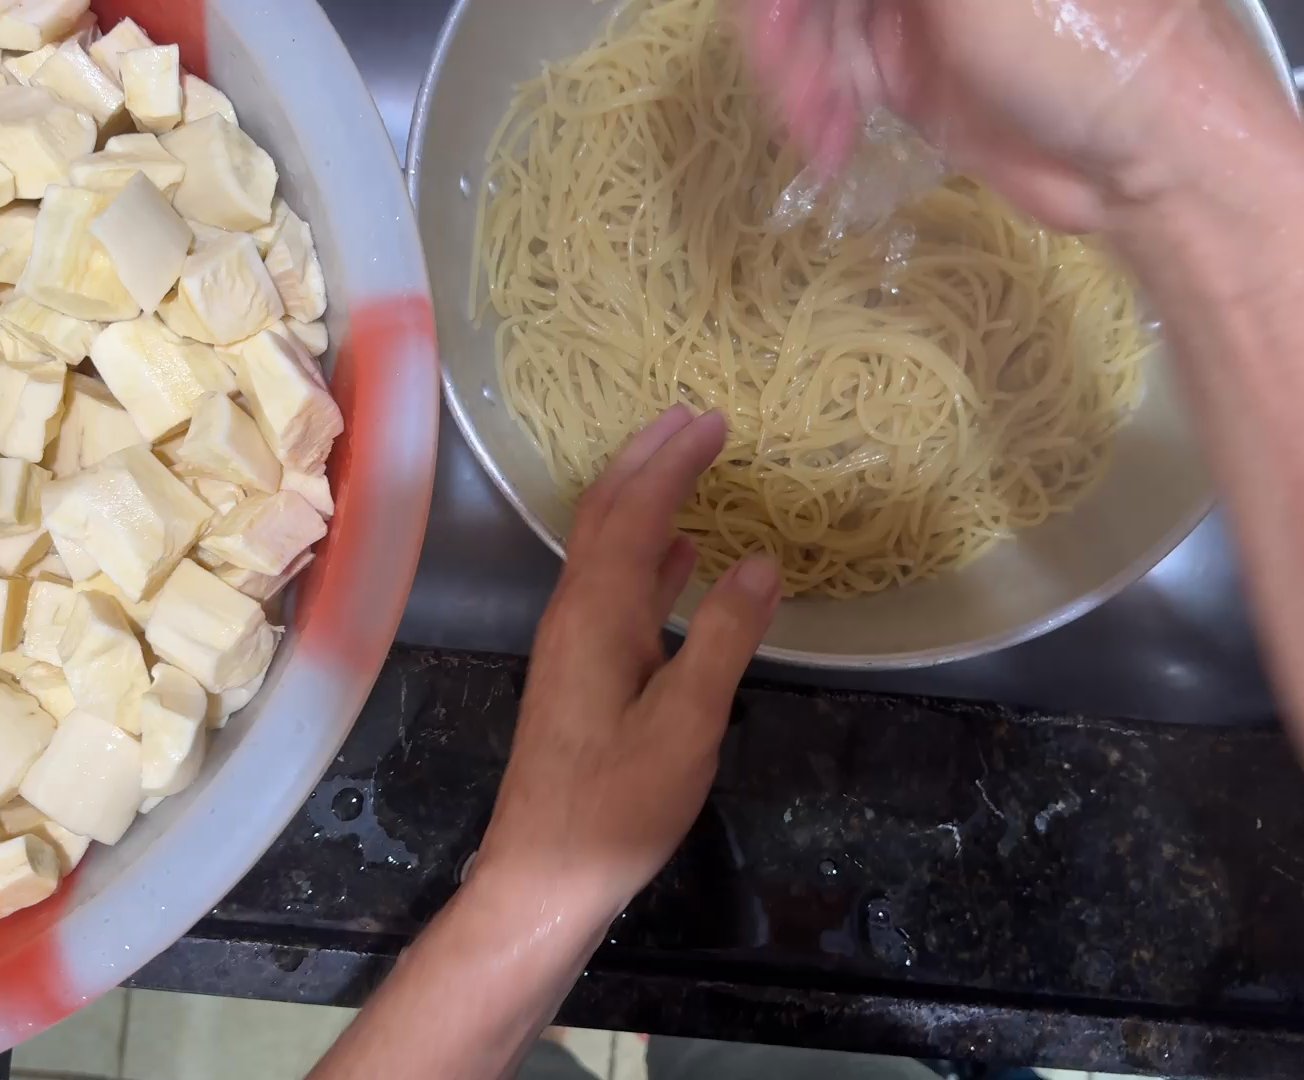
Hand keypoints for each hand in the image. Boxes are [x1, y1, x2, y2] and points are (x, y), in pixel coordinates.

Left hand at [473, 406, 780, 916]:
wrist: (543, 871)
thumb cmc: (617, 803)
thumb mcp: (687, 724)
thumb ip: (723, 637)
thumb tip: (760, 562)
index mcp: (598, 612)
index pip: (637, 512)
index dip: (673, 462)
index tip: (712, 422)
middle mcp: (575, 609)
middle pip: (605, 512)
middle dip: (646, 459)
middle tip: (687, 418)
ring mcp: (571, 637)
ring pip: (604, 544)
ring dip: (641, 496)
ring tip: (680, 462)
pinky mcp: (578, 665)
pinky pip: (613, 585)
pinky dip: (644, 554)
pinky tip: (675, 553)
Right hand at [740, 0, 1290, 232]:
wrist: (1130, 150)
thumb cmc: (1074, 38)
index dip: (782, 0)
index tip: (773, 32)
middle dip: (788, 37)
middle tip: (792, 100)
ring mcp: (910, 7)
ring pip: (814, 30)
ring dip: (801, 84)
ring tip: (818, 140)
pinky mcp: (904, 68)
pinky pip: (833, 80)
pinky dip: (821, 114)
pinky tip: (828, 148)